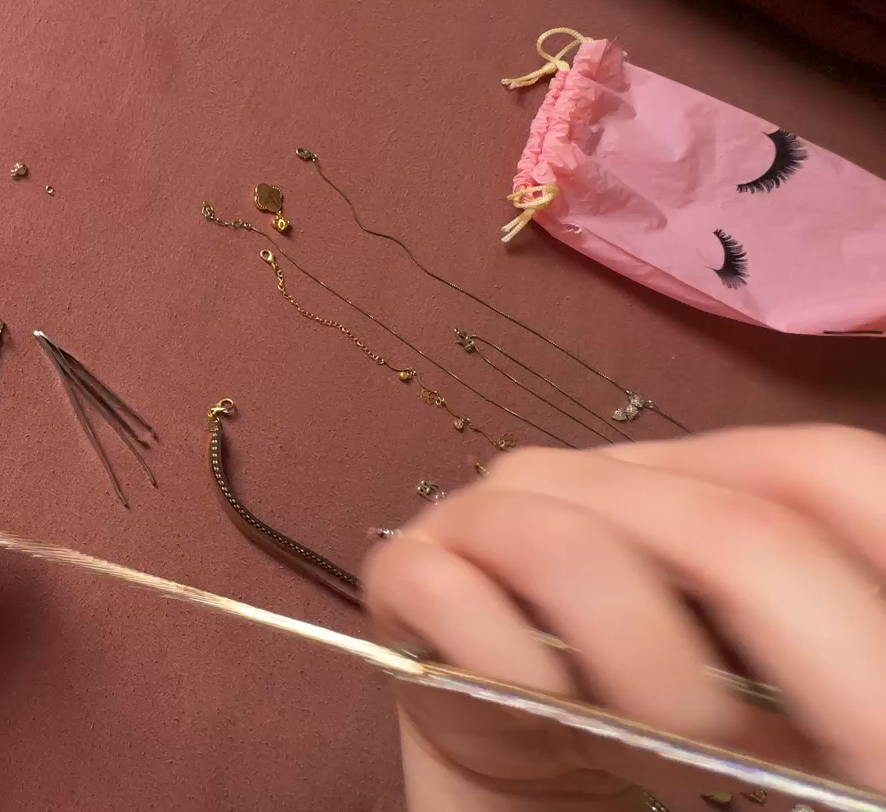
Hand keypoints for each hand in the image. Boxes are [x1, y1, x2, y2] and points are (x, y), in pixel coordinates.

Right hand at [364, 425, 885, 810]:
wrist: (522, 756)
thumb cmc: (674, 727)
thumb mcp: (803, 702)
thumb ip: (851, 663)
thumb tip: (880, 709)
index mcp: (699, 486)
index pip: (821, 470)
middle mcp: (588, 481)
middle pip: (724, 523)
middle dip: (827, 670)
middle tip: (850, 772)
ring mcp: (480, 516)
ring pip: (563, 543)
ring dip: (650, 673)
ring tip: (673, 740)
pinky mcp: (404, 569)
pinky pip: (445, 590)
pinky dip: (509, 665)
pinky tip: (539, 707)